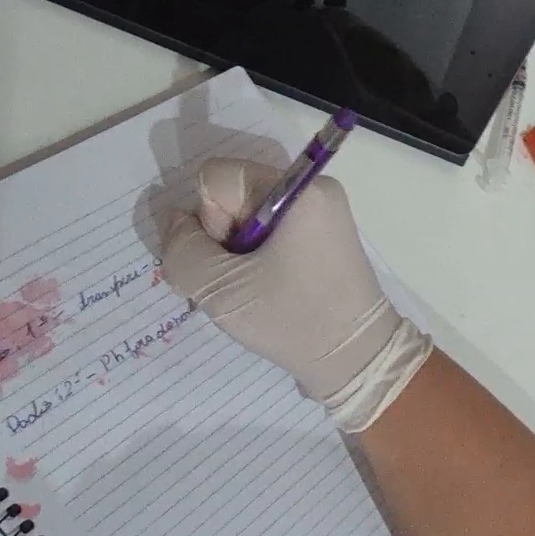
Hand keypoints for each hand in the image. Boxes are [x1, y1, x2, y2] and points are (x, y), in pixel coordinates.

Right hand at [161, 158, 431, 431]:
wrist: (356, 358)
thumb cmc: (293, 320)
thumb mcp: (221, 290)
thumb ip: (183, 250)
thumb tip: (178, 222)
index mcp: (298, 189)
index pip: (218, 177)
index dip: (211, 219)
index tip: (236, 258)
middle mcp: (313, 189)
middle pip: (233, 194)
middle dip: (224, 237)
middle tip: (246, 280)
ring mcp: (321, 213)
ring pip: (247, 216)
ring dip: (238, 254)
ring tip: (258, 289)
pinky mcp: (322, 237)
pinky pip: (270, 232)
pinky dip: (258, 258)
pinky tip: (269, 289)